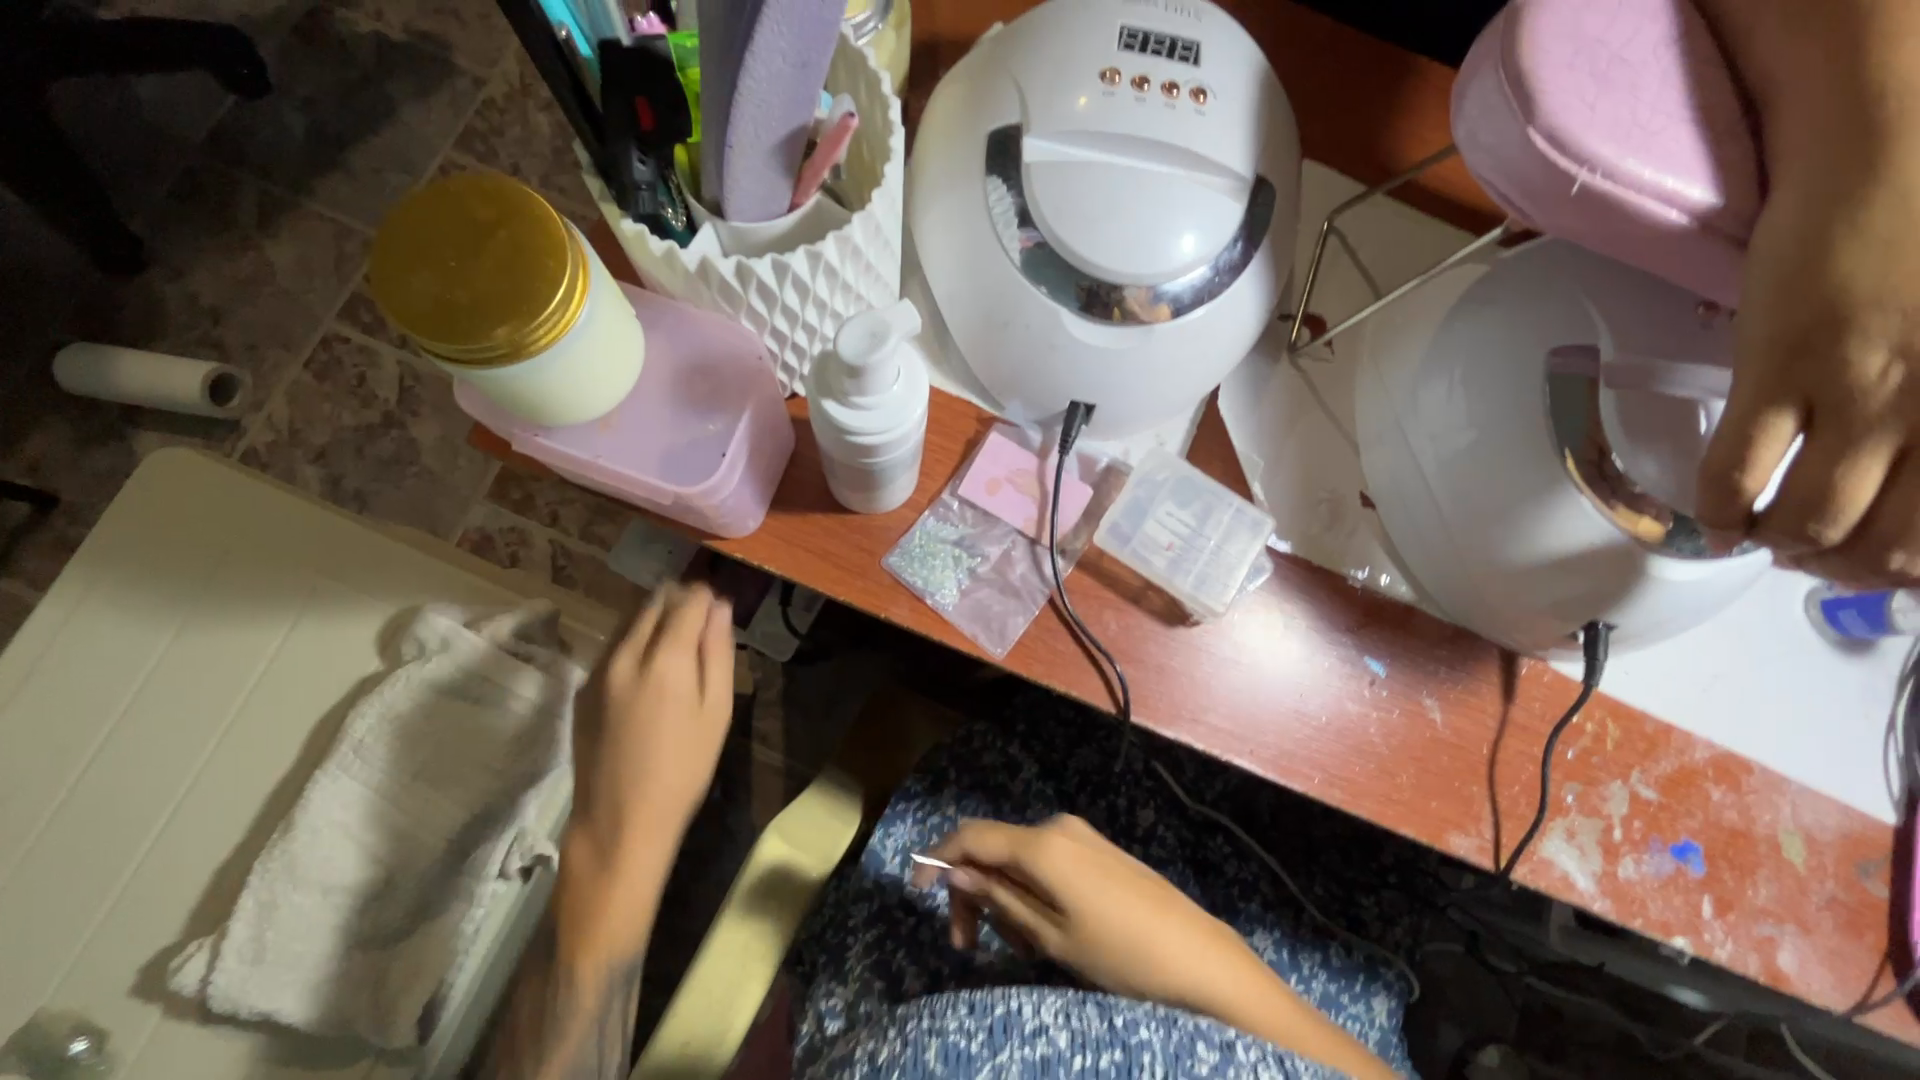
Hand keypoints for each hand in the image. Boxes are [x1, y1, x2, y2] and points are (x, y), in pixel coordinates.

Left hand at [567, 583, 734, 882]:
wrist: (619, 820)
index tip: (719, 602)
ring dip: (654, 616)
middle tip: (701, 614)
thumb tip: (720, 608)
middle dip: (679, 599)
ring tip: (677, 635)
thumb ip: (718, 653)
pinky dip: (634, 639)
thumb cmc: (684, 770)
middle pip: (653, 603)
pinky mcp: (583, 688)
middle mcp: (626, 654)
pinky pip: (613, 646)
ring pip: (629, 620)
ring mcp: (598, 670)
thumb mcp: (717, 712)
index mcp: (665, 660)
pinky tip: (649, 666)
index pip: (686, 601)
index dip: (706, 596)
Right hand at [912, 815, 1262, 1013]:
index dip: (937, 858)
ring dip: (1005, 899)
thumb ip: (999, 899)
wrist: (1200, 959)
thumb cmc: (1120, 954)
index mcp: (1042, 844)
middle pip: (995, 849)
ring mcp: (1082, 837)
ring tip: (1019, 950)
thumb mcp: (1051, 936)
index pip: (972, 836)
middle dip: (975, 892)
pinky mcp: (1099, 852)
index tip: (917, 890)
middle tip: (969, 946)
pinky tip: (1044, 932)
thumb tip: (955, 872)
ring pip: (1020, 860)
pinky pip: (1048, 864)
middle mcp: (1058, 828)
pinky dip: (1031, 893)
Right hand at [1696, 143, 1919, 586]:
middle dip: (1848, 566)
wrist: (1895, 156)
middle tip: (1817, 555)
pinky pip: (1738, 471)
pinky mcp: (1778, 370)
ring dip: (1783, 545)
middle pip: (1892, 541)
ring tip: (1764, 535)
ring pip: (1814, 519)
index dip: (1911, 567)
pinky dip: (1719, 510)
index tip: (1880, 564)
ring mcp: (1858, 391)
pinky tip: (1715, 520)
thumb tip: (1903, 480)